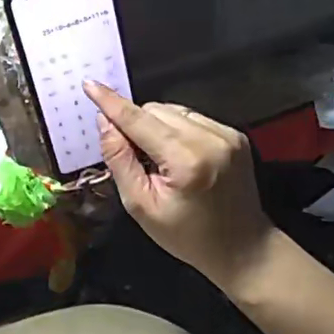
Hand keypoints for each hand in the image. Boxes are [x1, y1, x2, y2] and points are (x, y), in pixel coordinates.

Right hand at [86, 81, 273, 289]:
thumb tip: (105, 122)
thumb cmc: (187, 235)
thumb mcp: (140, 206)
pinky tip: (177, 156)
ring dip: (154, 126)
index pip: (138, 120)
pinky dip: (175, 130)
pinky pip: (191, 118)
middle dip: (135, 125)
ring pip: (172, 110)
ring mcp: (227, 134)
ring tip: (157, 160)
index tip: (89, 85)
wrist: (243, 248)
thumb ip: (120, 160)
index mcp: (186, 160)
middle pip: (154, 110)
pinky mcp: (234, 134)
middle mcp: (210, 139)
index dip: (110, 102)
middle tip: (132, 157)